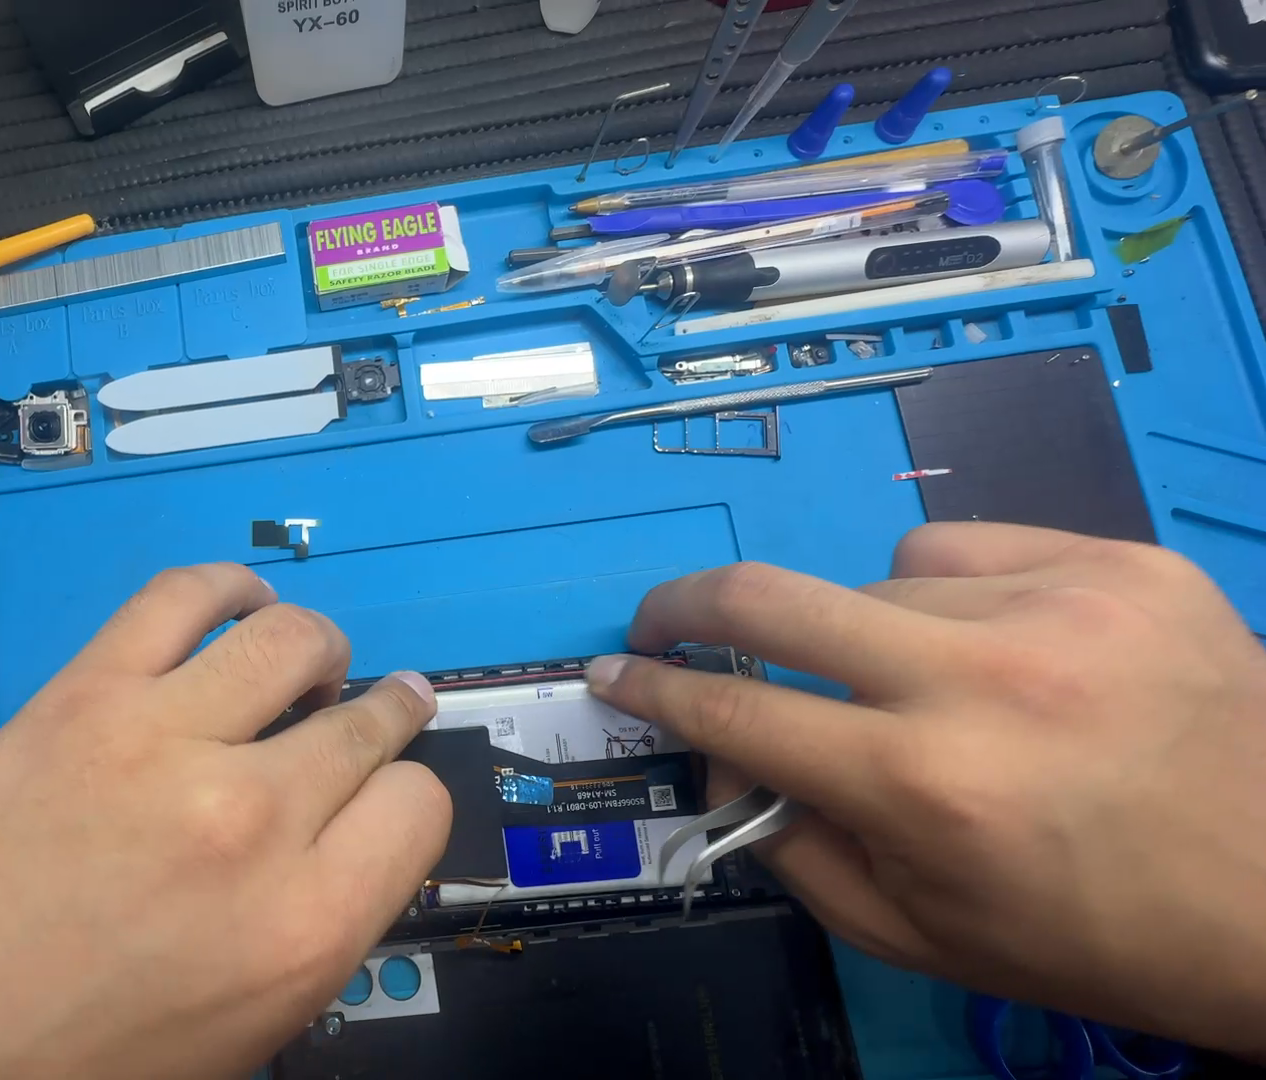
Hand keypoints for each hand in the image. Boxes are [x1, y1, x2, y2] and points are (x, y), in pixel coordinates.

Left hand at [0, 565, 448, 1079]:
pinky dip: (227, 588)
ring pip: (292, 642)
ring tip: (308, 662)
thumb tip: (361, 825)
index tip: (381, 793)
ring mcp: (165, 739)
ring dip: (320, 648)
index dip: (407, 795)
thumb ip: (327, 917)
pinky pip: (183, 598)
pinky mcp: (90, 691)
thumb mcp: (250, 1022)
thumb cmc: (95, 1051)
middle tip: (378, 706)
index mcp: (304, 924)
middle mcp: (252, 818)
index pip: (418, 806)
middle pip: (367, 721)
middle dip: (385, 712)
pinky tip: (241, 604)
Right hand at [584, 523, 1265, 1055]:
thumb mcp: (905, 928)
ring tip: (915, 683)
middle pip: (764, 599)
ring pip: (863, 586)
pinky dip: (929, 591)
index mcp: (924, 788)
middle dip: (680, 605)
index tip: (610, 673)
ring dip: (850, 635)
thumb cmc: (1087, 934)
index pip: (731, 715)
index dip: (651, 690)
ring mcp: (1054, 607)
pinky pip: (944, 551)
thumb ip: (777, 840)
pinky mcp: (1115, 564)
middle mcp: (980, 684)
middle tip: (658, 623)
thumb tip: (709, 754)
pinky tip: (988, 641)